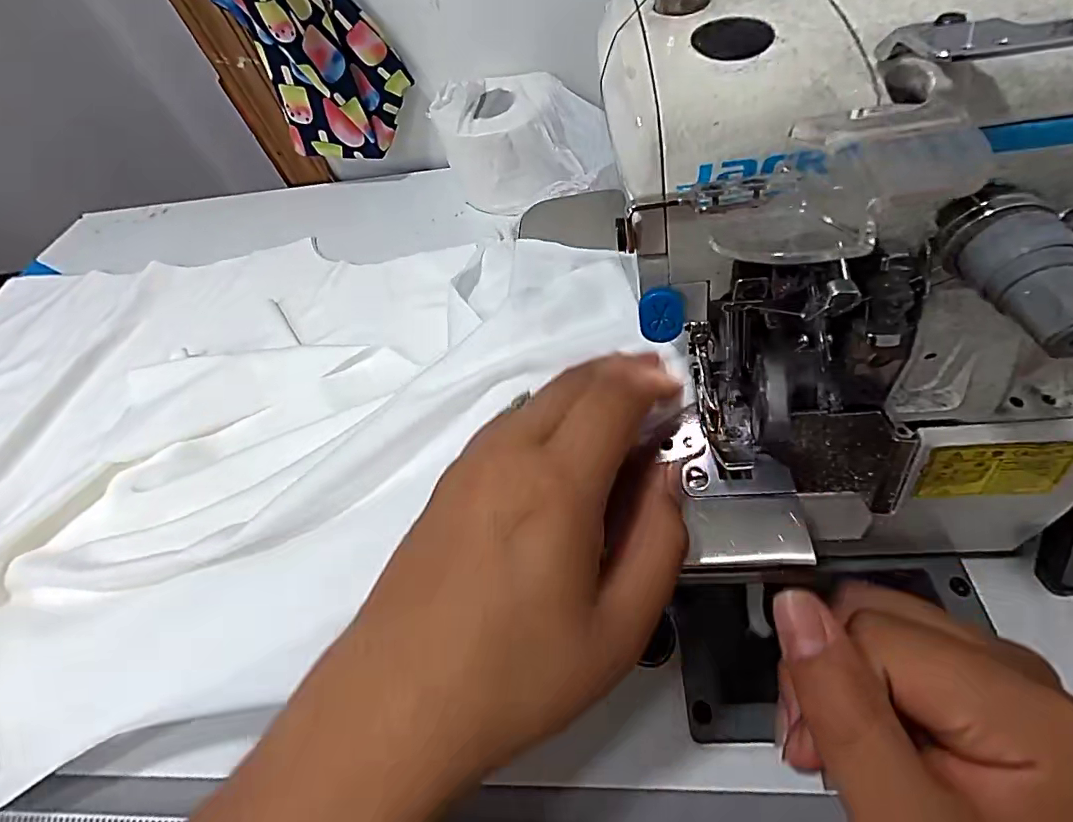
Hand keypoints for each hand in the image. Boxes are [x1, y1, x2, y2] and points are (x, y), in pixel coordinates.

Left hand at [202, 354, 686, 820]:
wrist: (397, 700)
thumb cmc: (515, 674)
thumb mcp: (618, 630)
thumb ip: (658, 542)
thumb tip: (663, 478)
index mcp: (556, 483)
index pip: (612, 398)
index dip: (650, 382)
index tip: (675, 389)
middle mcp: (509, 454)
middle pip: (573, 382)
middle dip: (621, 372)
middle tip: (656, 384)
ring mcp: (472, 463)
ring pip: (538, 397)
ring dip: (583, 388)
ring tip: (617, 408)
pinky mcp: (449, 481)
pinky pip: (510, 422)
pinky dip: (548, 411)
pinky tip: (562, 445)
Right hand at [773, 584, 1072, 821]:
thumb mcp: (901, 817)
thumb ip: (848, 715)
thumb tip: (798, 611)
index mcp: (1025, 708)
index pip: (870, 634)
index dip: (828, 688)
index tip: (818, 749)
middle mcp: (1020, 679)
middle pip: (875, 618)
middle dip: (827, 676)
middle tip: (823, 751)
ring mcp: (1005, 684)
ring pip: (877, 626)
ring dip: (838, 683)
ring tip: (846, 754)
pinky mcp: (983, 693)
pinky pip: (895, 648)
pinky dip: (862, 691)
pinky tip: (870, 744)